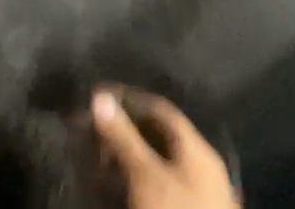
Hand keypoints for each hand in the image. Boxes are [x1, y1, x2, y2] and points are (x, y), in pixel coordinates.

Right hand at [92, 90, 240, 208]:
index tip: (96, 98)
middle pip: (159, 131)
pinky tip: (119, 176)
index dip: (129, 98)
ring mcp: (198, 186)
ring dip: (128, 148)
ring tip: (100, 152)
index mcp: (197, 150)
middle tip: (93, 127)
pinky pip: (160, 174)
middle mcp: (201, 163)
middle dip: (124, 126)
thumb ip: (124, 136)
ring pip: (159, 154)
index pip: (161, 109)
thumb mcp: (146, 174)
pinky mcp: (190, 203)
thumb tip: (99, 97)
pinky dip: (137, 168)